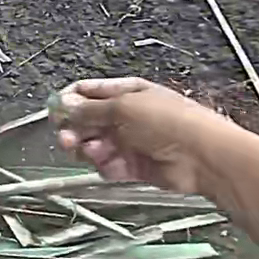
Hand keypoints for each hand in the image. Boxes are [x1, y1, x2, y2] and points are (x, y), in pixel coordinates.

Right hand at [52, 77, 250, 194]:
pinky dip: (106, 166)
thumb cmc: (171, 122)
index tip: (55, 111)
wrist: (203, 157)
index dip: (69, 101)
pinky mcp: (134, 165)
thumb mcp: (123, 108)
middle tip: (65, 135)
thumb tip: (64, 104)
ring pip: (95, 145)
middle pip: (88, 121)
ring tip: (90, 150)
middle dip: (74, 128)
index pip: (88, 92)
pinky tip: (110, 164)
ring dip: (88, 148)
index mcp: (126, 92)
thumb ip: (89, 109)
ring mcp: (130, 141)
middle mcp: (127, 115)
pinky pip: (109, 166)